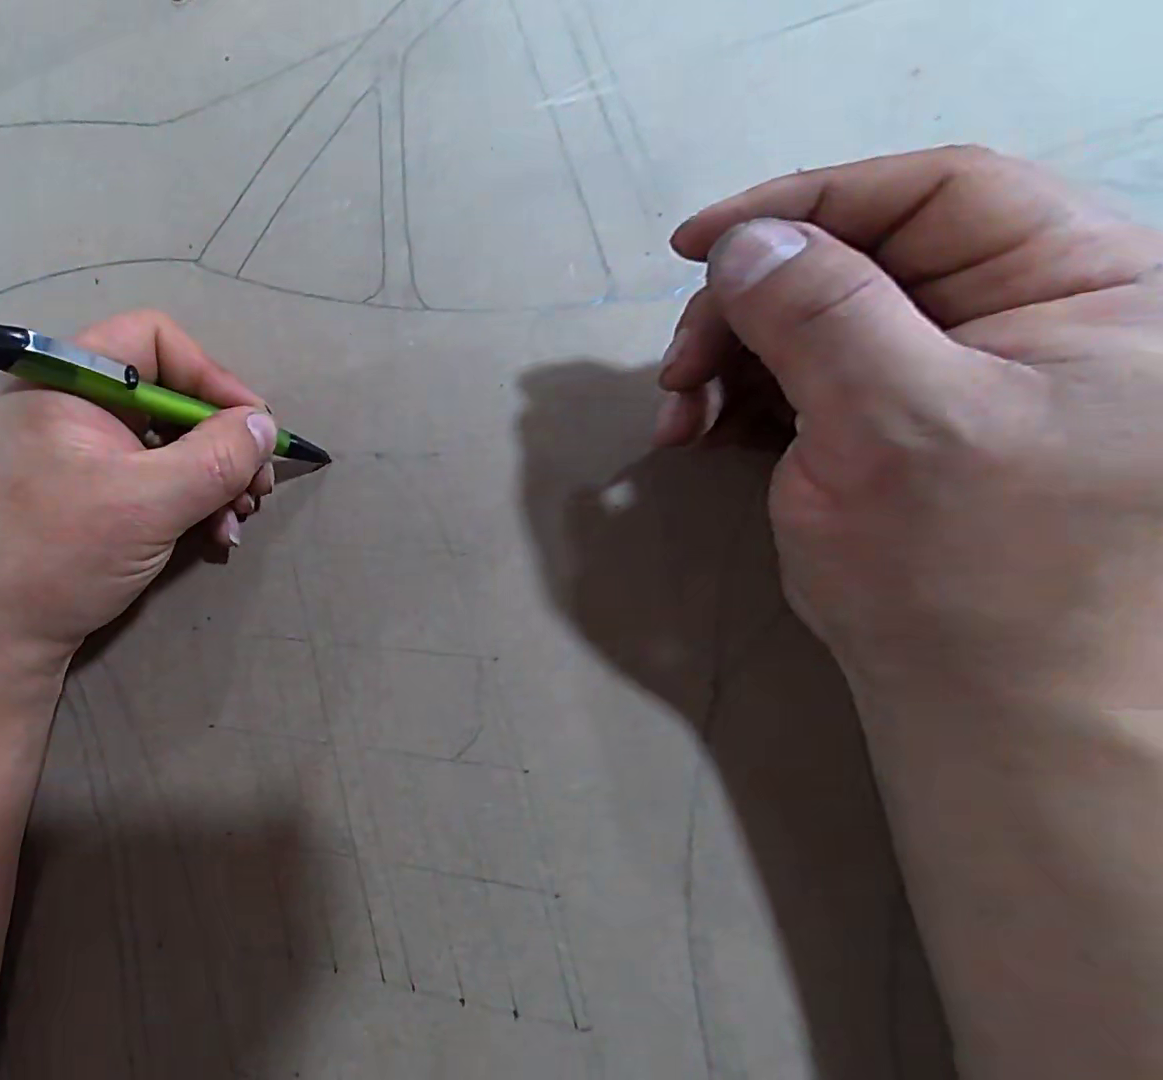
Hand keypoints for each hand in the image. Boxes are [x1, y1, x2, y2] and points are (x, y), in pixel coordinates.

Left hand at [0, 310, 277, 666]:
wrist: (5, 635)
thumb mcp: (150, 503)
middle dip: (221, 442)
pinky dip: (187, 498)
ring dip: (213, 477)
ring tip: (239, 517)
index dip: (212, 378)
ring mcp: (74, 446)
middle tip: (257, 486)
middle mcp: (66, 401)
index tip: (254, 426)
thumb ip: (218, 457)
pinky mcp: (86, 485)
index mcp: (61, 379)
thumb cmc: (63, 556)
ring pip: (165, 439)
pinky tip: (214, 533)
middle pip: (167, 393)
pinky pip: (149, 472)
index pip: (153, 340)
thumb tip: (265, 425)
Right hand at [656, 146, 1162, 704]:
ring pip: (800, 320)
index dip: (803, 202)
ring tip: (678, 418)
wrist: (972, 684)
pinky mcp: (874, 412)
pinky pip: (785, 374)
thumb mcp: (895, 426)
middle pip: (845, 261)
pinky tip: (698, 432)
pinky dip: (728, 397)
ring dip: (720, 361)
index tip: (692, 245)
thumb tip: (742, 242)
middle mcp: (1010, 313)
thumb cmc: (964, 563)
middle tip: (677, 373)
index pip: (932, 194)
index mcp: (1081, 287)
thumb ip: (824, 318)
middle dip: (740, 311)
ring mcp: (934, 367)